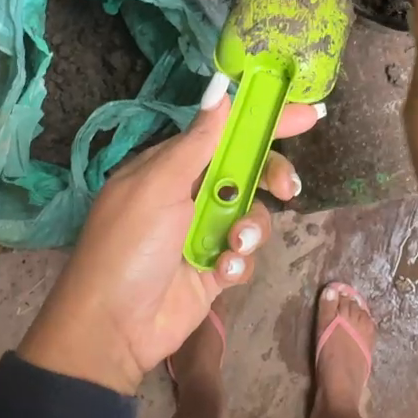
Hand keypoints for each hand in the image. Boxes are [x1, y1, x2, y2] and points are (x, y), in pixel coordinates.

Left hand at [18, 78, 312, 394]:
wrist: (110, 331)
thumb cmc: (128, 246)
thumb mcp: (159, 186)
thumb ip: (198, 141)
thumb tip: (219, 87)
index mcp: (172, 166)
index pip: (226, 132)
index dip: (265, 122)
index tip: (307, 117)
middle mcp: (190, 193)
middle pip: (249, 170)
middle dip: (272, 176)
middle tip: (287, 188)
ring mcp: (204, 232)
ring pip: (254, 214)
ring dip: (251, 228)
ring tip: (235, 246)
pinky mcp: (215, 268)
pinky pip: (245, 253)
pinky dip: (238, 260)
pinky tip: (221, 272)